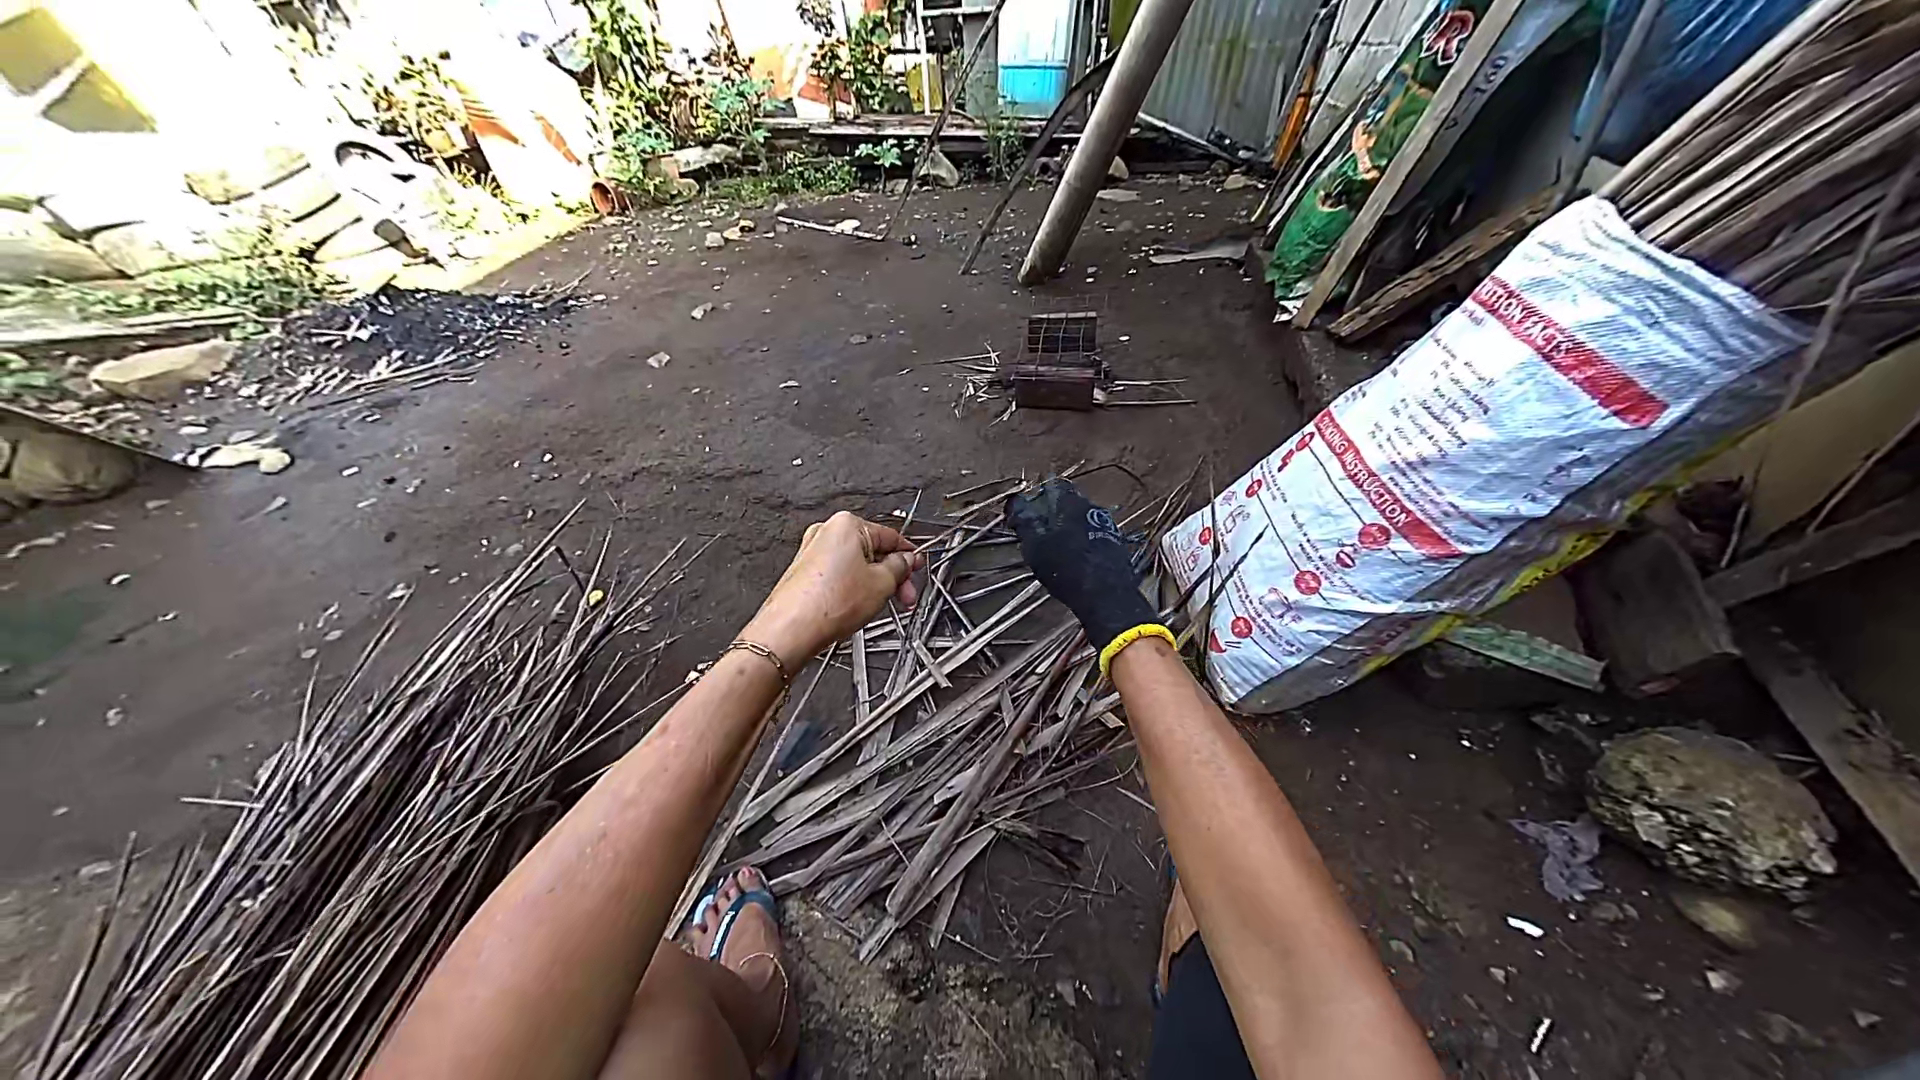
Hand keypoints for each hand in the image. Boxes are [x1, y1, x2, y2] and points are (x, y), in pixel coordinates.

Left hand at [740, 511, 923, 664]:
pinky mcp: (805, 572)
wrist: (790, 630)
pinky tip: (859, 606)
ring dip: (875, 583)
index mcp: (847, 525)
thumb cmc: (826, 604)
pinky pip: (840, 574)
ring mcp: (812, 552)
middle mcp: (826, 532)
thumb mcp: (881, 584)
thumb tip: (906, 561)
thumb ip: (900, 567)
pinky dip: (854, 587)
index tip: (916, 568)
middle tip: (904, 593)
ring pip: (856, 564)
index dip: (908, 556)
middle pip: (873, 550)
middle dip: (892, 574)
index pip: (891, 536)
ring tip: (882, 604)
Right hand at [1008, 478, 1155, 650]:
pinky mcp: (1116, 546)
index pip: (1054, 486)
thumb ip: (1025, 524)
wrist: (1107, 596)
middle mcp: (1093, 509)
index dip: (1038, 496)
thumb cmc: (1067, 568)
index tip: (1028, 510)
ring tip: (1055, 547)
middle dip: (1054, 513)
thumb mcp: (1036, 547)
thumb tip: (1017, 508)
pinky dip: (1082, 543)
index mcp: (1072, 503)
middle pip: (1070, 503)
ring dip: (1069, 529)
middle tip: (1039, 529)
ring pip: (1082, 520)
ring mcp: (1108, 527)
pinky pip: (1093, 536)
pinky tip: (1074, 560)